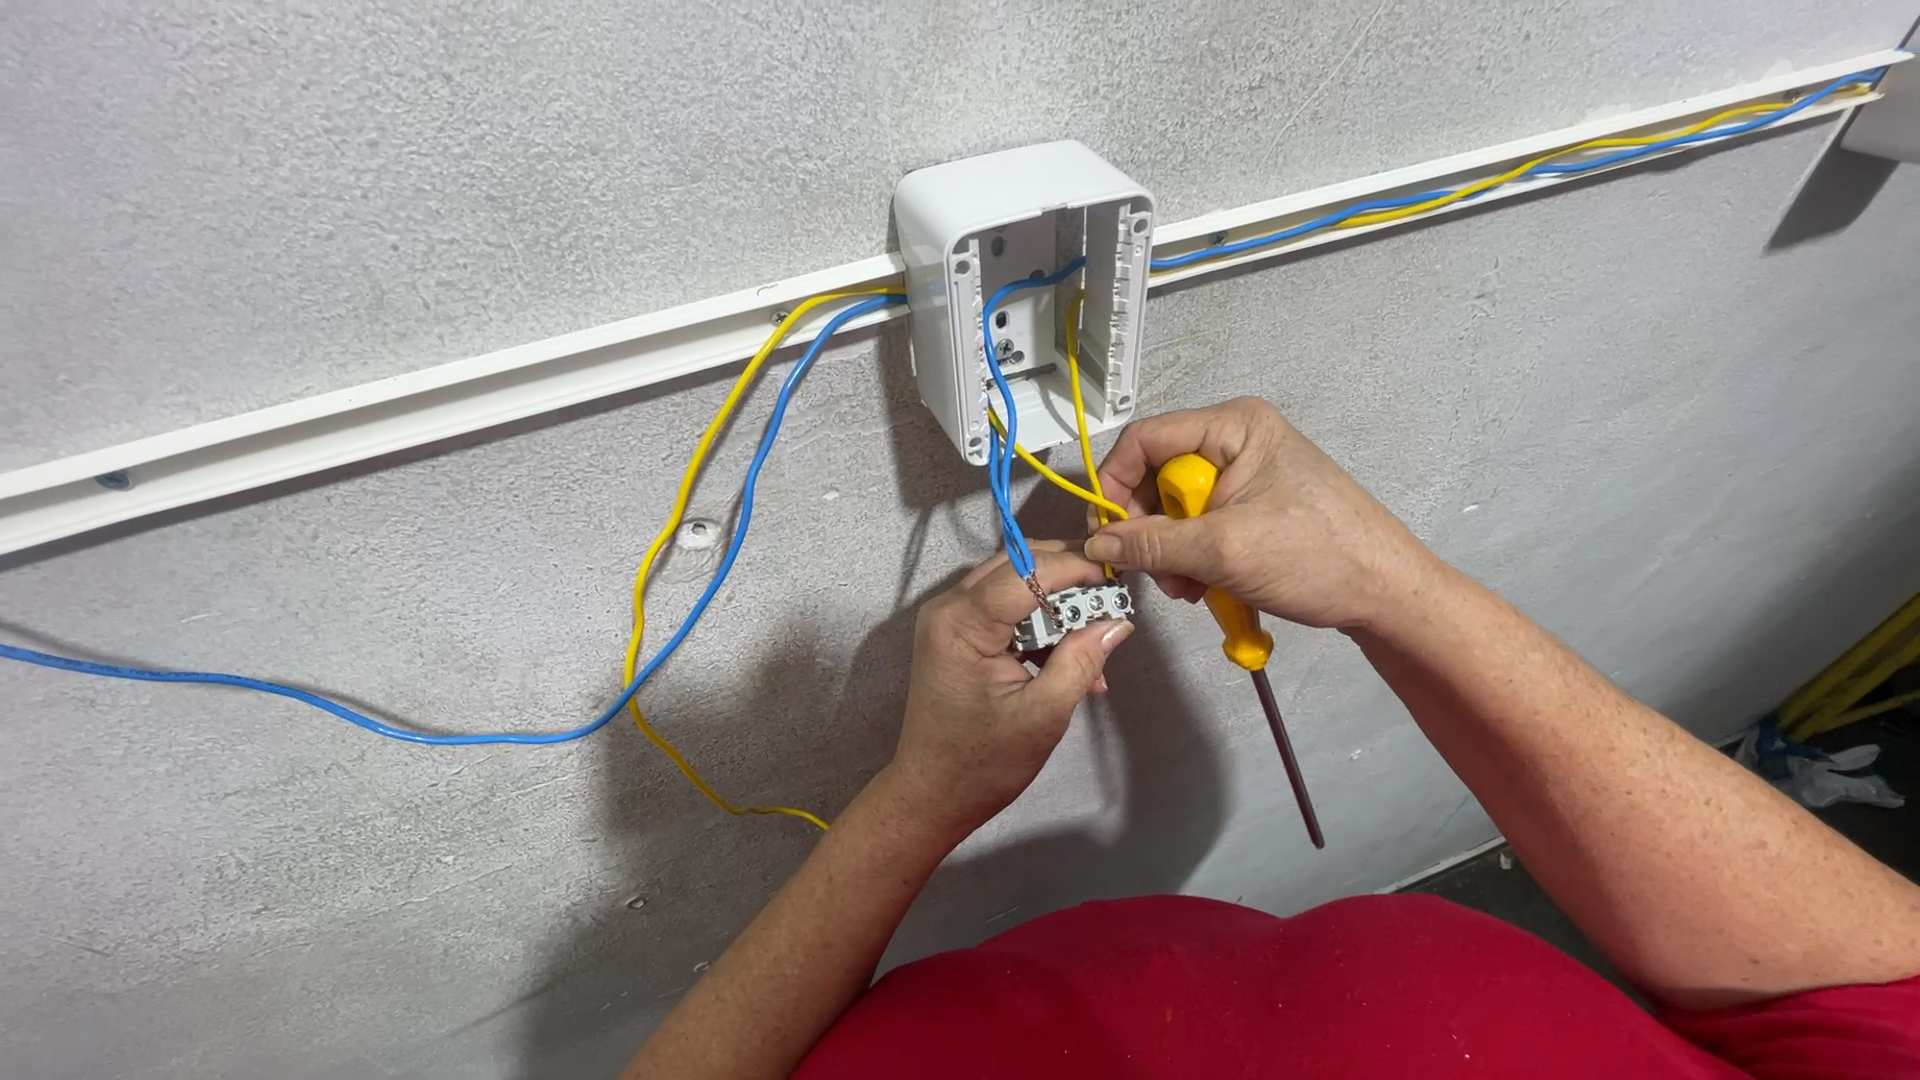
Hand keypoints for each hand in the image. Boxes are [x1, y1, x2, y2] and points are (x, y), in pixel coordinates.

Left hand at [889, 543, 1133, 839]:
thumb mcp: (1043, 714)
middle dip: (1066, 571)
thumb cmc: (984, 762)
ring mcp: (949, 618)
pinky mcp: (956, 632)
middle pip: (1015, 565)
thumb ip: (1081, 661)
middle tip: (1112, 588)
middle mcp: (949, 608)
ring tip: (1097, 621)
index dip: (1071, 567)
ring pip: (1011, 580)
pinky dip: (1038, 617)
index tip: (1115, 576)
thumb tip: (1119, 623)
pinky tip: (1071, 648)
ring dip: (1054, 595)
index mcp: (962, 624)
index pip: (1024, 572)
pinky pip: (1003, 605)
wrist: (933, 794)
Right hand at [1083, 396, 1434, 629]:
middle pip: (1156, 476)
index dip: (1115, 484)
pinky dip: (1190, 557)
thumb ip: (1151, 544)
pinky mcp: (1251, 505)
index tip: (1104, 533)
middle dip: (1148, 529)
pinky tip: (1203, 585)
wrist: (1389, 595)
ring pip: (1174, 507)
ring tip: (1186, 587)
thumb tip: (1095, 543)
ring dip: (1168, 551)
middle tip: (1154, 574)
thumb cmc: (1315, 557)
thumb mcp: (1224, 550)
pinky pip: (1198, 524)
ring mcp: (1245, 474)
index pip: (1144, 439)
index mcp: (1233, 426)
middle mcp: (1235, 440)